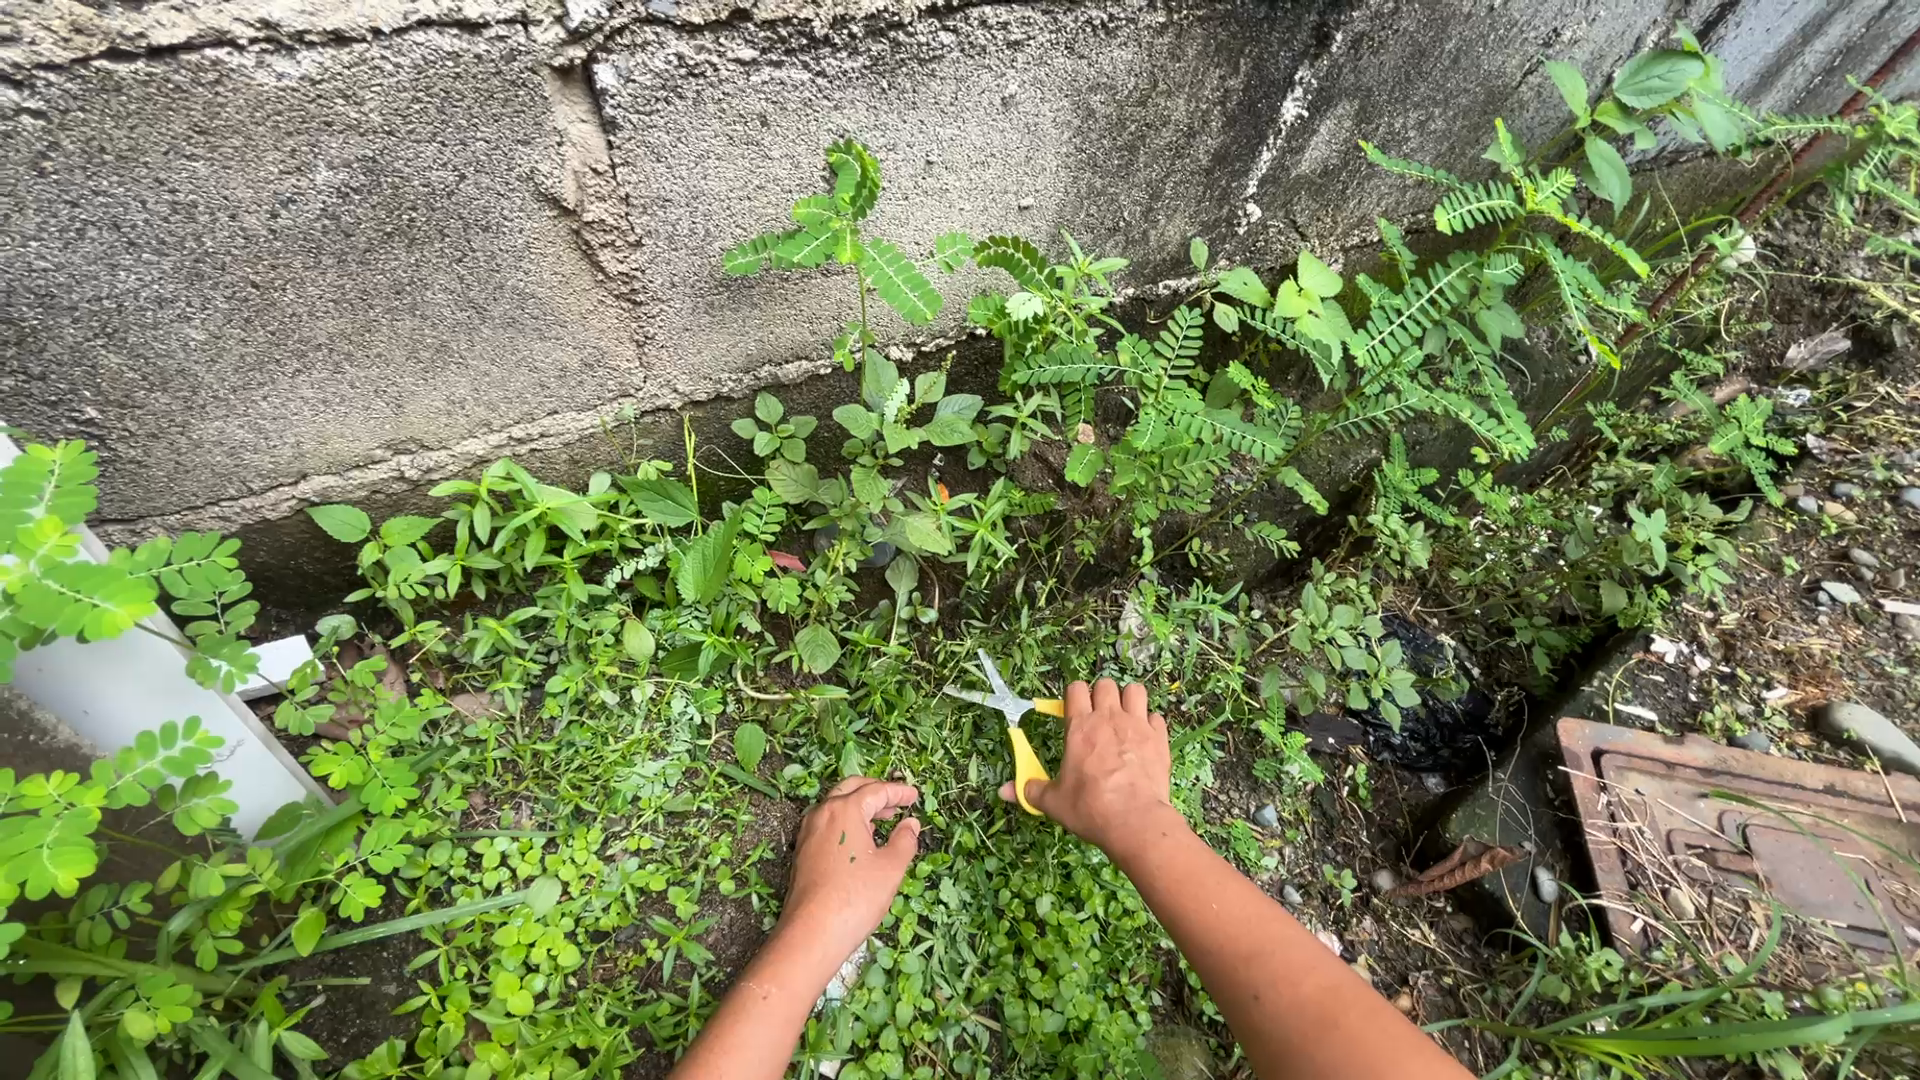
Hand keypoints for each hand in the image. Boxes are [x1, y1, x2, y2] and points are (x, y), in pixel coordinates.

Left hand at [779, 776, 920, 960]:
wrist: (811, 934)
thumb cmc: (855, 897)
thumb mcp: (891, 867)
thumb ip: (905, 840)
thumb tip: (910, 824)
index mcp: (844, 809)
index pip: (876, 790)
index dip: (898, 792)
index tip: (914, 796)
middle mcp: (822, 813)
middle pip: (851, 789)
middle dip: (876, 792)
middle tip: (896, 802)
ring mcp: (808, 832)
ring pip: (837, 806)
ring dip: (860, 806)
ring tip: (882, 819)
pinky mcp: (802, 851)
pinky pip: (828, 823)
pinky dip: (847, 822)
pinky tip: (859, 840)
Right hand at [997, 678, 1177, 855]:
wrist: (1136, 821)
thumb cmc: (1090, 808)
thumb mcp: (1054, 802)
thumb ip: (1031, 790)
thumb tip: (1003, 791)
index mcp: (1080, 726)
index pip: (1076, 688)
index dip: (1074, 695)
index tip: (1074, 711)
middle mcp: (1108, 718)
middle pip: (1105, 684)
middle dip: (1101, 695)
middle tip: (1099, 716)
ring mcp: (1137, 725)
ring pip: (1135, 691)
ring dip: (1129, 699)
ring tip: (1125, 717)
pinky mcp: (1159, 739)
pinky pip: (1157, 717)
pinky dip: (1151, 724)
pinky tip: (1145, 739)